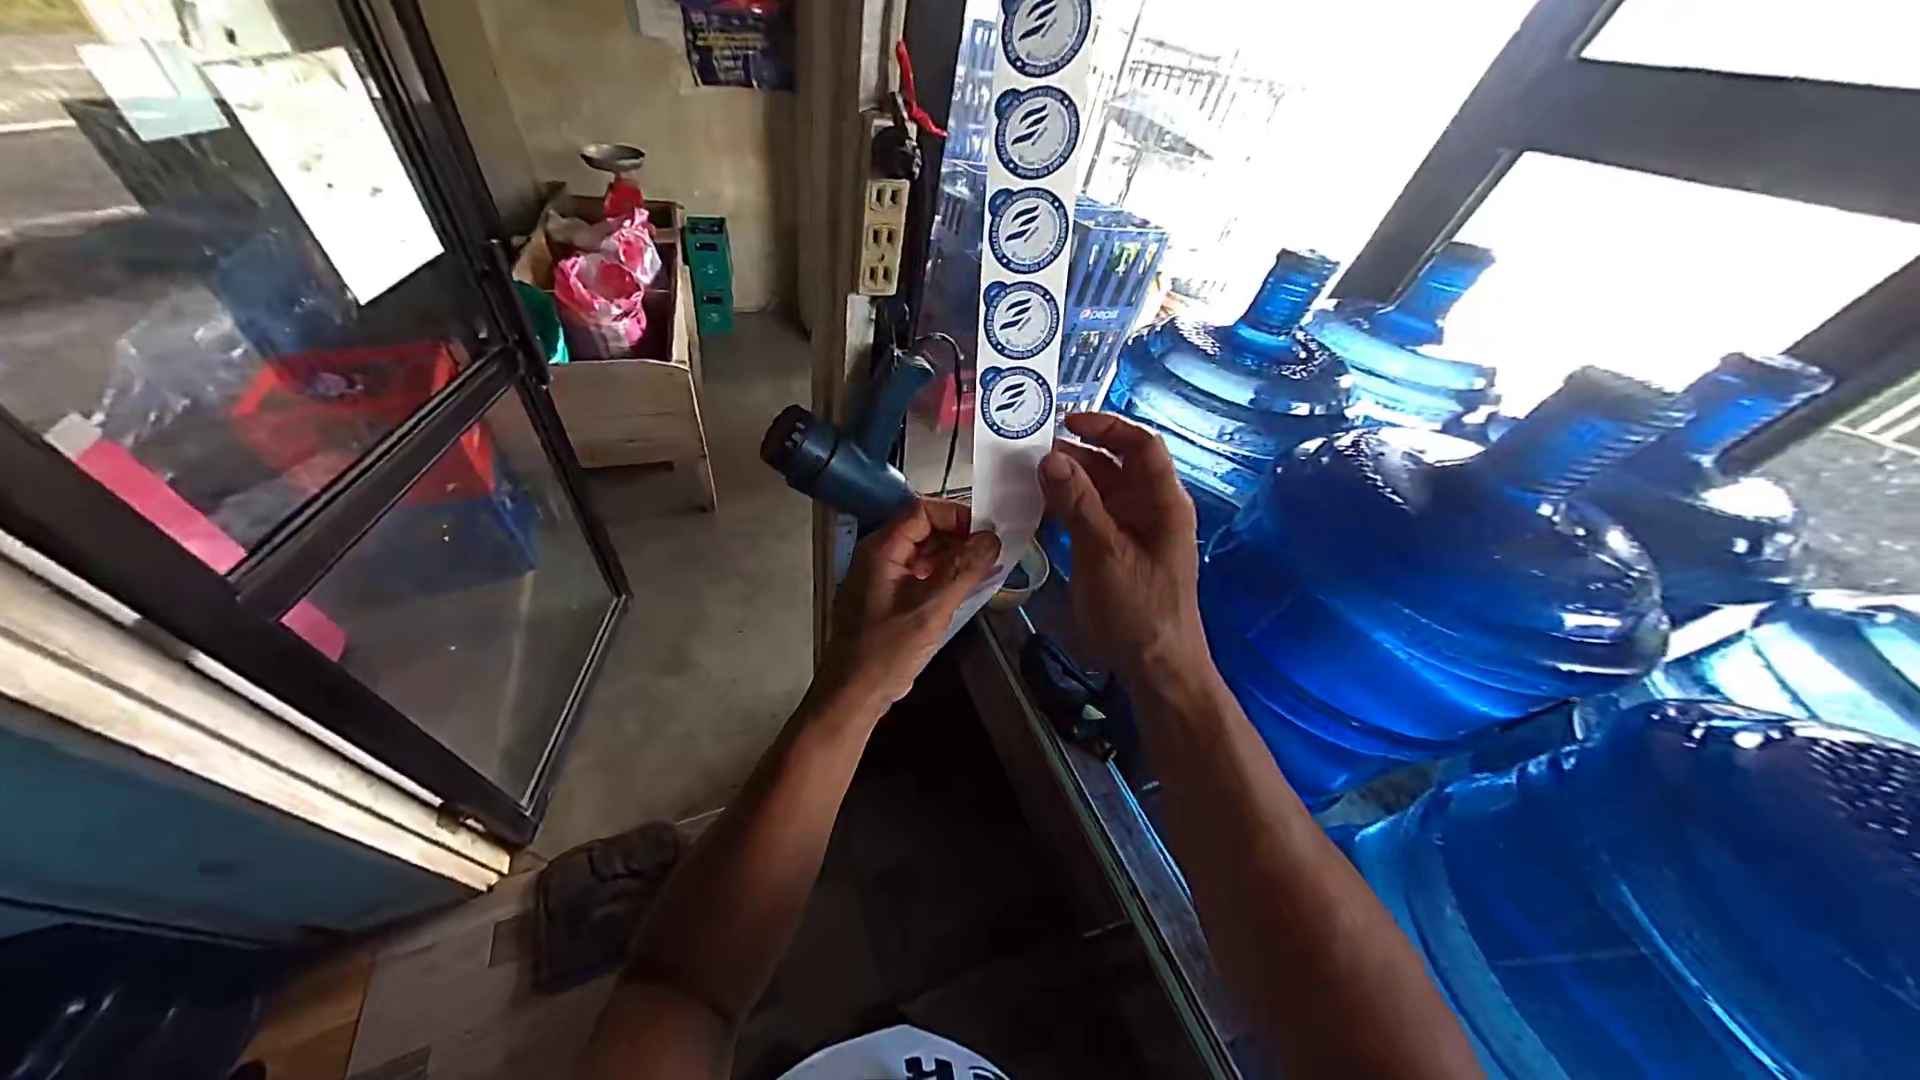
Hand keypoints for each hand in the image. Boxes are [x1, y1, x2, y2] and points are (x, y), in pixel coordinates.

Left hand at [817, 499, 1000, 709]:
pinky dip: (944, 575)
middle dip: (959, 536)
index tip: (985, 532)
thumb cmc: (886, 652)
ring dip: (954, 556)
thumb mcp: (931, 609)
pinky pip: (920, 573)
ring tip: (987, 567)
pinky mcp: (889, 597)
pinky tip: (969, 586)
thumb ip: (963, 570)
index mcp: (881, 550)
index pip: (921, 511)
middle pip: (923, 528)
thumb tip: (991, 538)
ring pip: (923, 552)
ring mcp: (882, 577)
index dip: (955, 515)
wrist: (853, 694)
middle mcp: (878, 557)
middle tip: (992, 550)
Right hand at [1041, 413, 1211, 688]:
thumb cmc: (1139, 608)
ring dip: (1069, 481)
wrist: (1155, 666)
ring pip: (1099, 492)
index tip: (1067, 422)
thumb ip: (1078, 504)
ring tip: (1029, 476)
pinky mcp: (1115, 551)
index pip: (1140, 446)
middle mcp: (1149, 509)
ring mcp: (1132, 531)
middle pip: (1115, 466)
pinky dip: (1068, 508)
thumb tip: (1050, 458)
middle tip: (1033, 453)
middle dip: (1078, 455)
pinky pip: (1091, 517)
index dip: (1107, 427)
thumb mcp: (1106, 552)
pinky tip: (1040, 506)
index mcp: (1162, 501)